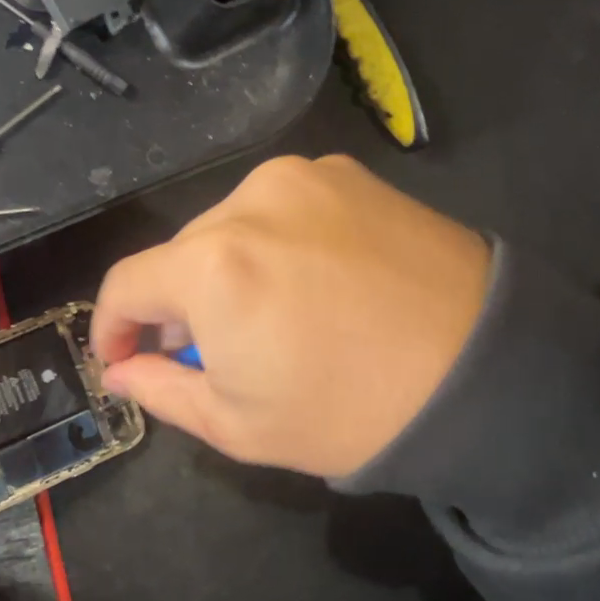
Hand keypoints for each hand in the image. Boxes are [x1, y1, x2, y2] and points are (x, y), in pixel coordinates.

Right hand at [91, 156, 491, 477]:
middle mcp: (250, 201)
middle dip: (170, 306)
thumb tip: (121, 371)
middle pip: (175, 255)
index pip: (124, 285)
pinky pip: (277, 213)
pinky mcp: (352, 177)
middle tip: (197, 356)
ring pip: (225, 230)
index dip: (110, 327)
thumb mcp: (234, 423)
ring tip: (255, 324)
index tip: (121, 361)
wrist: (489, 378)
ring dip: (218, 275)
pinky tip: (299, 291)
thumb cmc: (347, 412)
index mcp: (211, 264)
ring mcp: (306, 179)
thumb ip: (159, 390)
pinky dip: (266, 249)